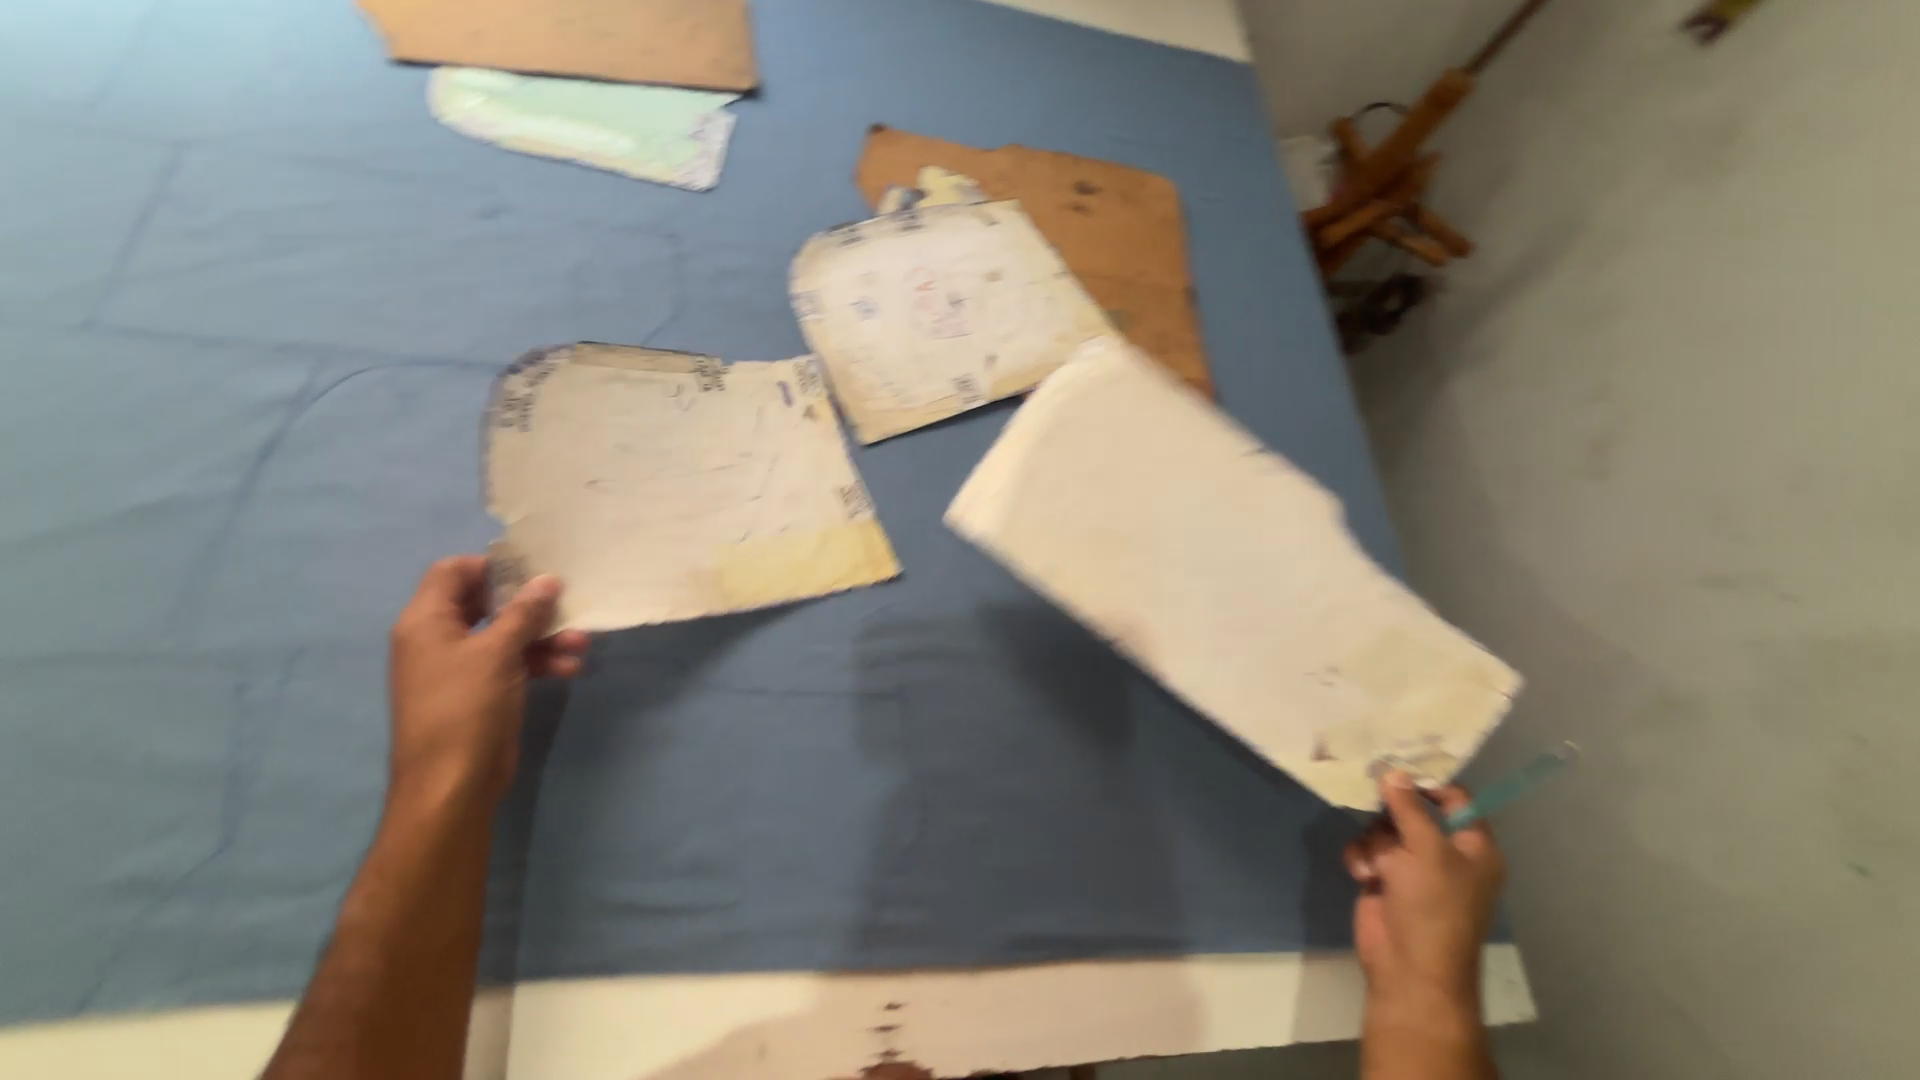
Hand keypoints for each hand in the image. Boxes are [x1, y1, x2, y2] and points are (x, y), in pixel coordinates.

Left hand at [387, 557, 589, 809]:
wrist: (452, 782)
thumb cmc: (465, 707)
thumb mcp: (497, 652)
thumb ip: (524, 612)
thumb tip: (547, 580)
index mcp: (426, 621)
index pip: (453, 572)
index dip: (492, 566)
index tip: (534, 571)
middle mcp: (439, 638)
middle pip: (486, 603)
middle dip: (530, 604)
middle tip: (565, 602)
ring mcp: (461, 666)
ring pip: (507, 635)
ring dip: (544, 636)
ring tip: (581, 643)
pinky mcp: (482, 691)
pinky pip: (513, 663)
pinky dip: (540, 660)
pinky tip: (570, 667)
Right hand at [1345, 772, 1505, 1021]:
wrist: (1408, 965)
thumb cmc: (1432, 905)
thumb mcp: (1426, 849)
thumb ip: (1408, 807)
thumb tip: (1392, 771)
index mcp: (1473, 847)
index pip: (1456, 798)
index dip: (1429, 781)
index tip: (1397, 765)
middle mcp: (1444, 853)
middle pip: (1411, 810)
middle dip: (1389, 812)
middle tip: (1371, 798)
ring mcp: (1412, 867)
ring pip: (1382, 828)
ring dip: (1373, 842)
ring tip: (1375, 863)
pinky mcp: (1384, 879)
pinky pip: (1367, 850)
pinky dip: (1362, 859)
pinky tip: (1363, 875)